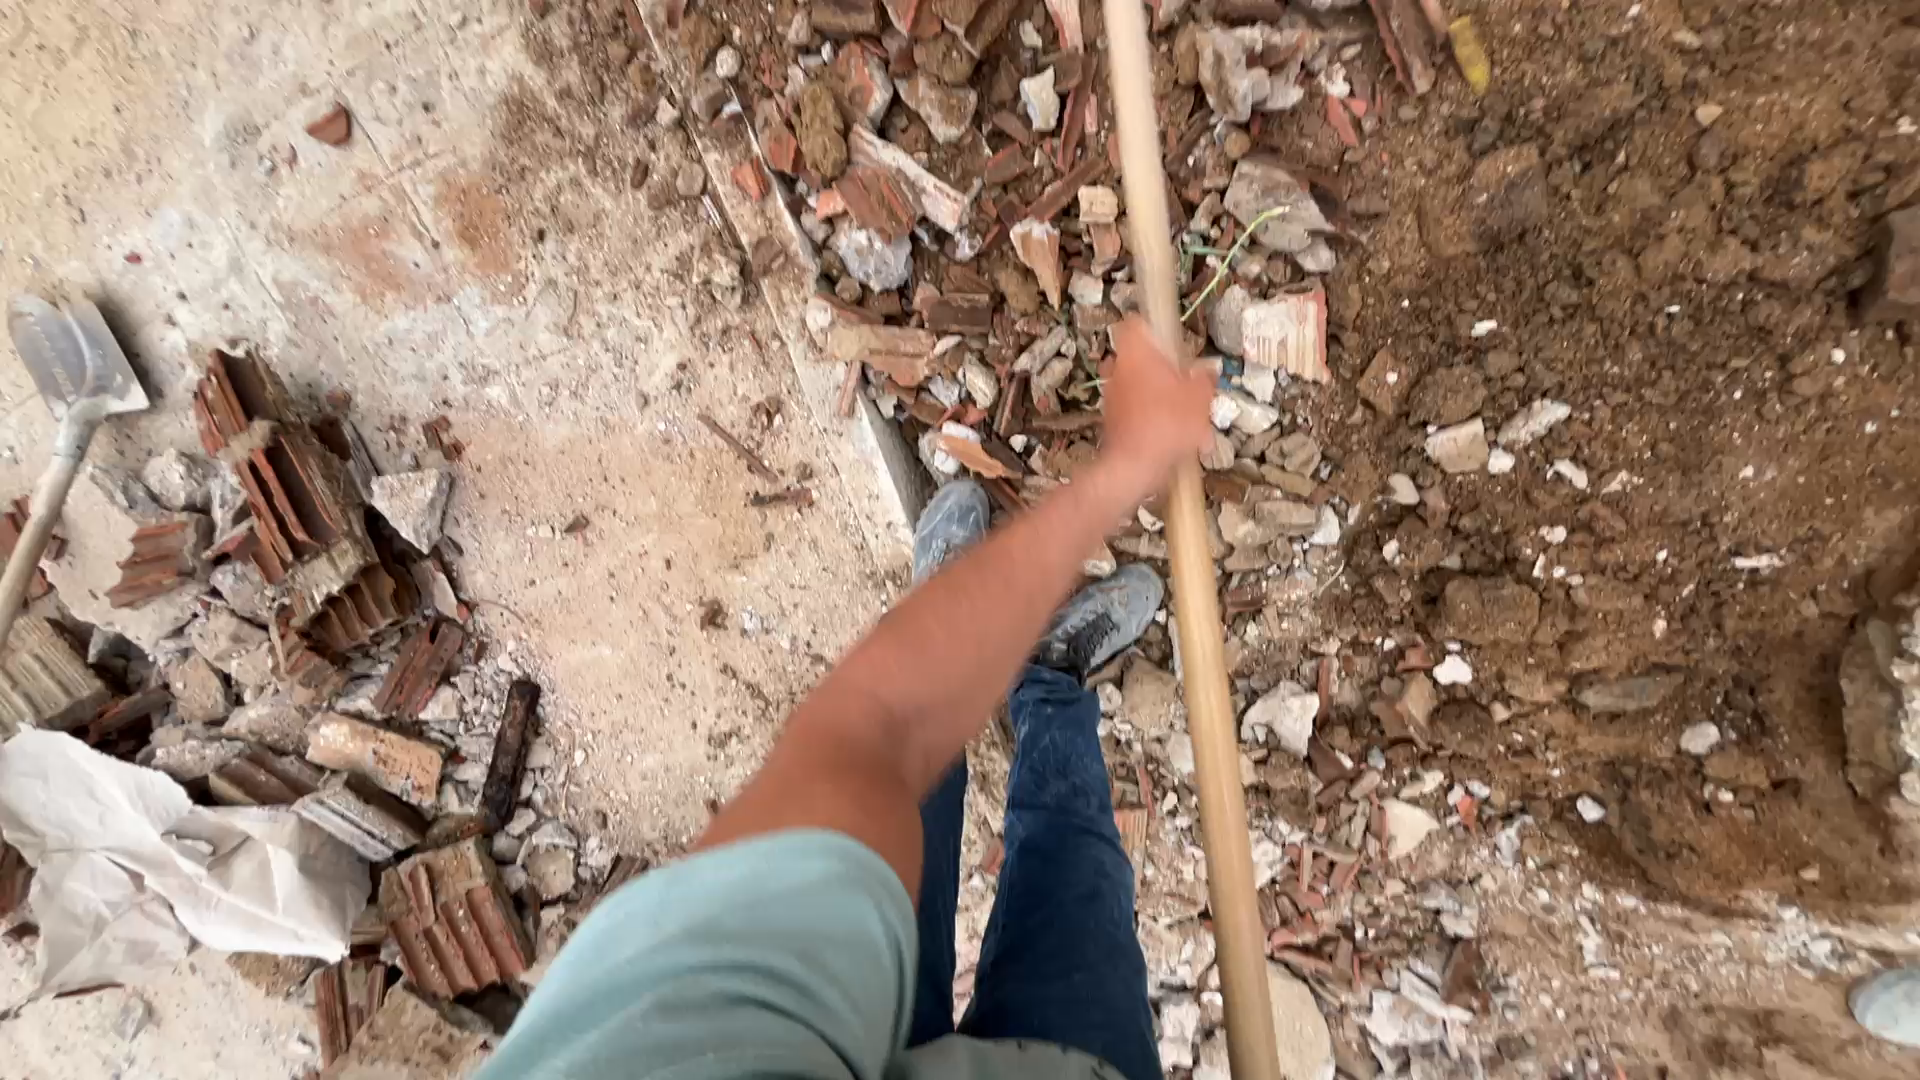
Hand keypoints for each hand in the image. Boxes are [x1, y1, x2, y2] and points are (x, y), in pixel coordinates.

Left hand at [1099, 316, 1215, 491]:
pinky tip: (1169, 432)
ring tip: (1180, 410)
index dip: (1149, 326)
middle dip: (1157, 366)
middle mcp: (1117, 369)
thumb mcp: (1200, 397)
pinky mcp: (1109, 419)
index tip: (1166, 336)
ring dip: (1154, 392)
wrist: (1134, 466)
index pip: (1133, 324)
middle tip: (1180, 377)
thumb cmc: (1168, 423)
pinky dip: (1148, 414)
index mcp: (1136, 353)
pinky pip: (1131, 408)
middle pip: (1136, 357)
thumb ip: (1204, 379)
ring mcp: (1110, 395)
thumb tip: (1207, 371)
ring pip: (1134, 384)